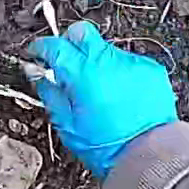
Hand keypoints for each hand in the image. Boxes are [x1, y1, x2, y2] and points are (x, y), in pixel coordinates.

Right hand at [30, 21, 177, 177]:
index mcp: (82, 73)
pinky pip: (127, 62)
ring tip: (97, 90)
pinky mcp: (149, 69)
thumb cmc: (108, 147)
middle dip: (70, 43)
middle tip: (66, 64)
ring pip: (104, 48)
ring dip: (96, 62)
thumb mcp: (67, 124)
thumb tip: (38, 75)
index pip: (55, 46)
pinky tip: (119, 95)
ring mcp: (130, 63)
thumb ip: (50, 93)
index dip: (42, 48)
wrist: (150, 157)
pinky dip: (119, 72)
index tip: (38, 54)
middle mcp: (107, 61)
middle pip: (81, 32)